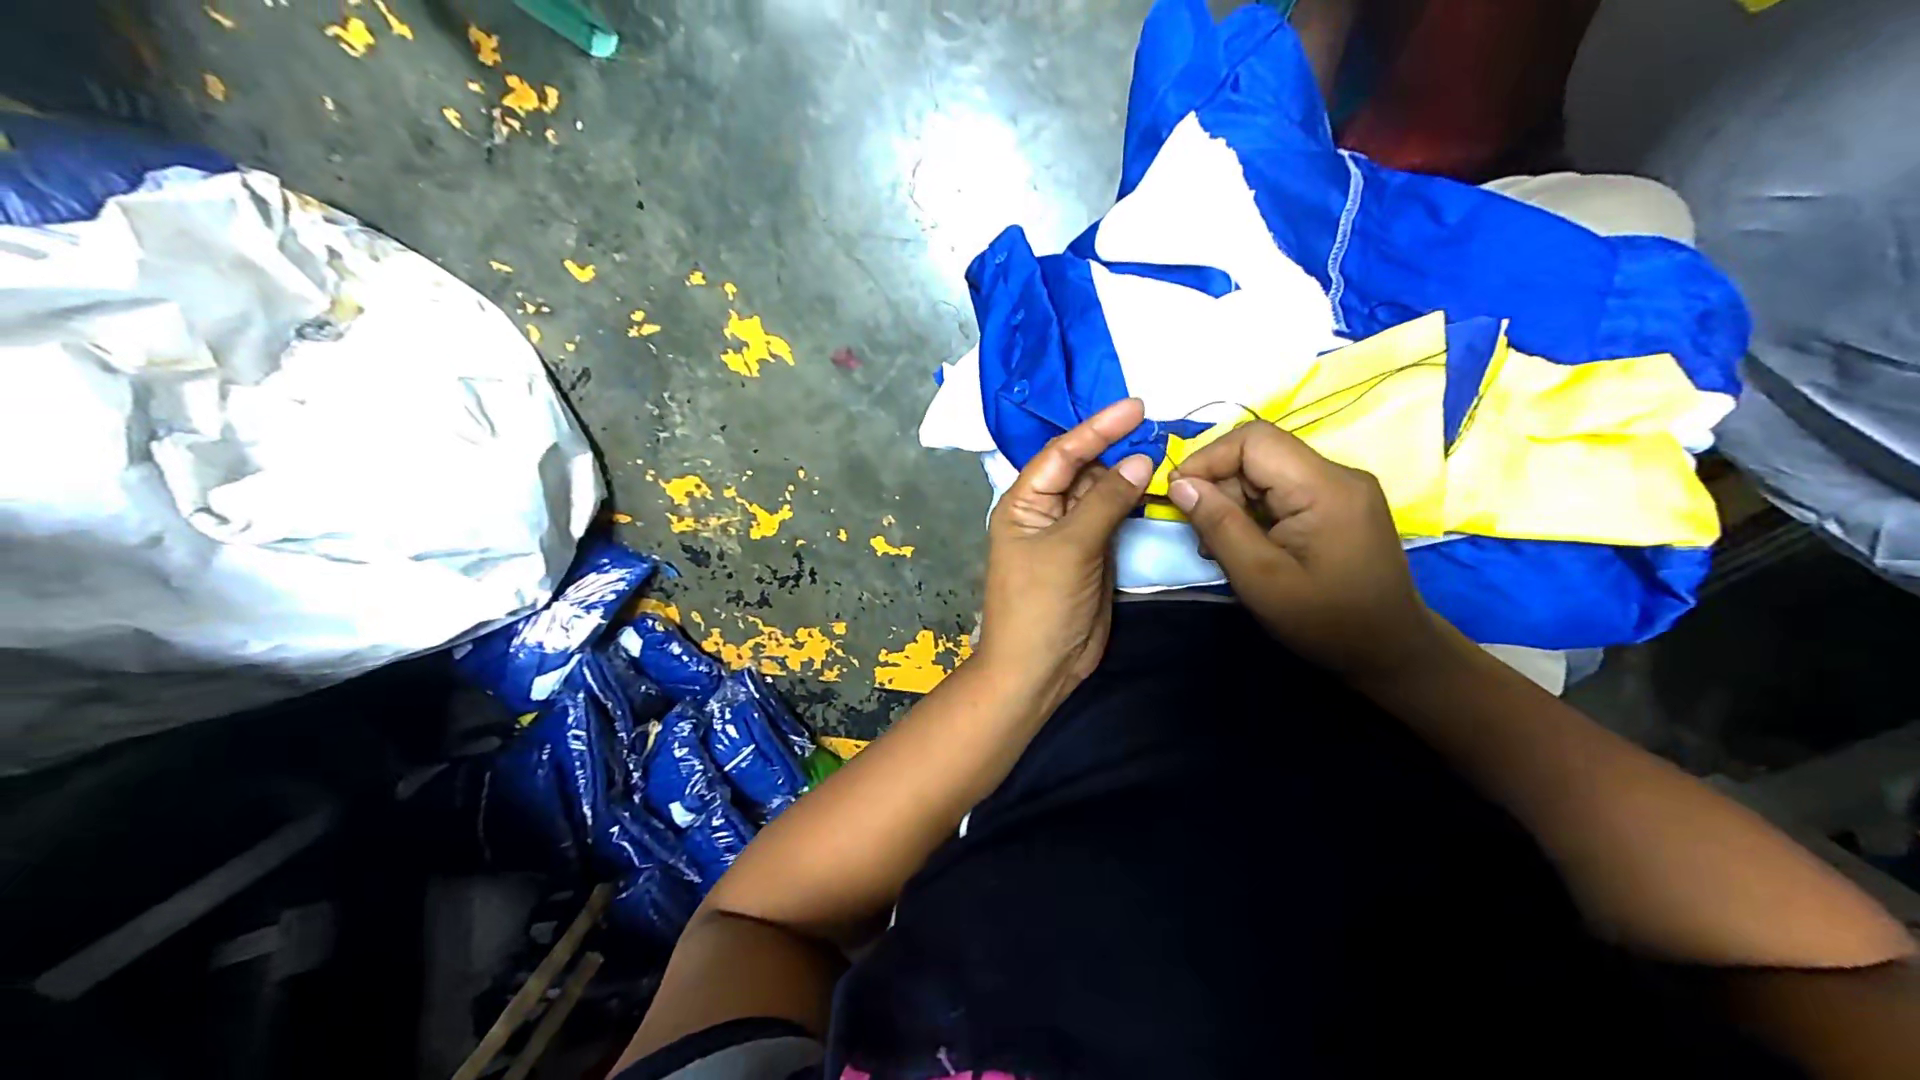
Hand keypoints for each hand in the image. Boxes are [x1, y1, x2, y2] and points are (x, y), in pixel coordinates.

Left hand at [978, 398, 1154, 707]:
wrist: (1040, 667)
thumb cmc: (1040, 604)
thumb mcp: (1071, 548)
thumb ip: (1105, 502)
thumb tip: (1140, 460)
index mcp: (1024, 502)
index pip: (1062, 454)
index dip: (1098, 428)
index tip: (1136, 406)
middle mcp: (1045, 511)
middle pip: (1083, 468)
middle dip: (1116, 449)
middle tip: (1159, 431)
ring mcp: (1071, 532)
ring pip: (1102, 492)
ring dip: (1128, 475)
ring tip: (1163, 455)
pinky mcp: (1093, 552)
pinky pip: (1113, 517)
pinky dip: (1132, 503)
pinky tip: (1153, 488)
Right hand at [1168, 422, 1445, 681]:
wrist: (1390, 652)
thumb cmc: (1325, 621)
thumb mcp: (1259, 578)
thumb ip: (1218, 524)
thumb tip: (1179, 484)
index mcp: (1325, 488)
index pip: (1254, 440)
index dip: (1208, 458)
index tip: (1179, 495)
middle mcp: (1338, 475)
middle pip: (1260, 454)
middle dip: (1220, 486)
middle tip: (1204, 535)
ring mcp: (1342, 489)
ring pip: (1268, 472)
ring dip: (1234, 502)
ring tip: (1224, 548)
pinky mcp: (1339, 504)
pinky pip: (1284, 490)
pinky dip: (1255, 511)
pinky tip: (1248, 545)